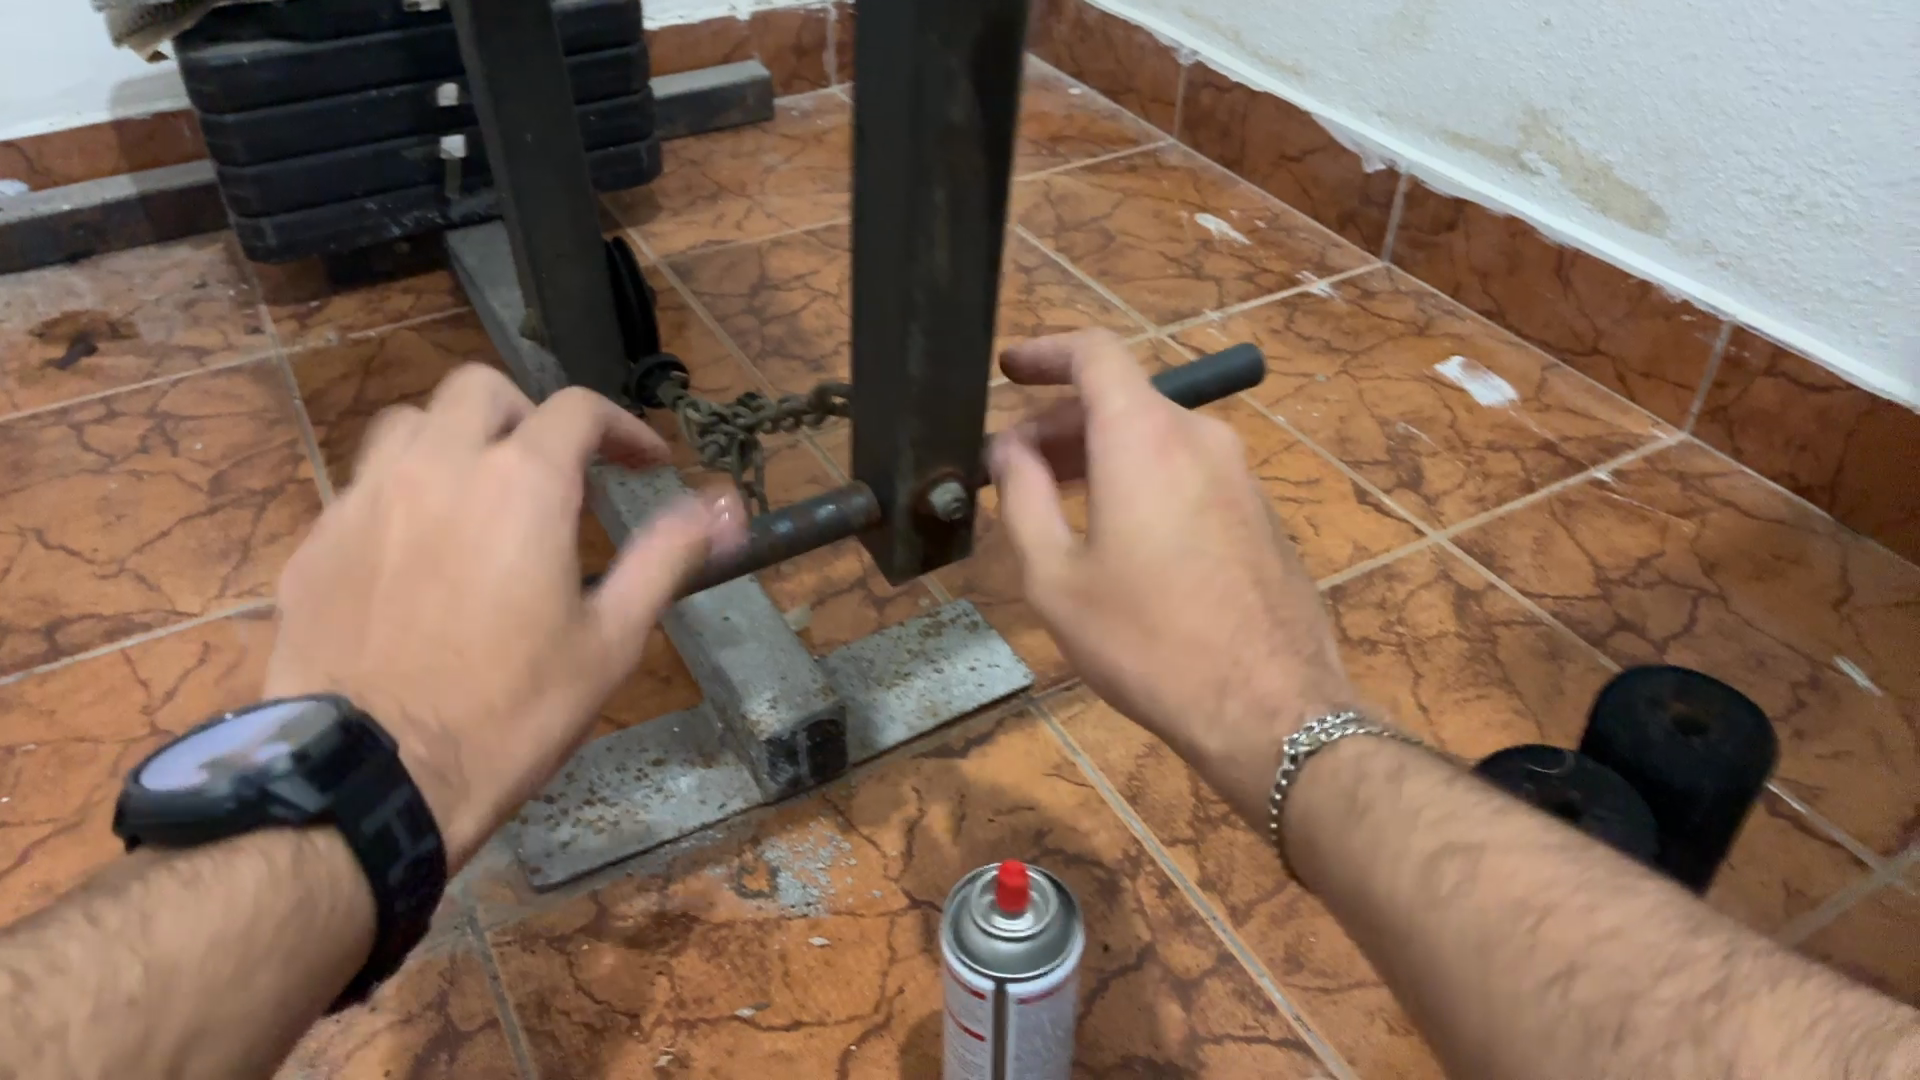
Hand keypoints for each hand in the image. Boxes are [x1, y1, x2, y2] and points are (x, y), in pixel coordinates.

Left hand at [264, 366, 745, 866]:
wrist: (371, 780)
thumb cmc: (515, 709)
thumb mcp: (614, 636)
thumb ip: (668, 554)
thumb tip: (726, 506)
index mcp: (521, 484)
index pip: (577, 410)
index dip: (623, 428)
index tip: (647, 465)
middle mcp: (437, 469)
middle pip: (483, 390)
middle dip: (535, 418)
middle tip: (566, 474)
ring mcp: (363, 501)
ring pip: (412, 425)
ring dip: (463, 441)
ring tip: (491, 498)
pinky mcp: (314, 544)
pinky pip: (366, 486)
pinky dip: (410, 492)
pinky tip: (428, 553)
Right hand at [988, 332, 1357, 824]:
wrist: (1270, 708)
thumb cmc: (1145, 641)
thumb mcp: (1056, 576)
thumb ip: (1022, 499)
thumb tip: (1010, 450)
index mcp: (1144, 438)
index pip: (1094, 354)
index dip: (1045, 351)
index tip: (1010, 368)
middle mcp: (1198, 438)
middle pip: (1121, 400)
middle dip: (1059, 422)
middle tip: (1016, 466)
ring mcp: (1238, 474)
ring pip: (1154, 437)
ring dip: (1098, 454)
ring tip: (1056, 501)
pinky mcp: (1258, 512)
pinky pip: (1186, 471)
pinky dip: (1140, 478)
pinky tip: (1117, 533)